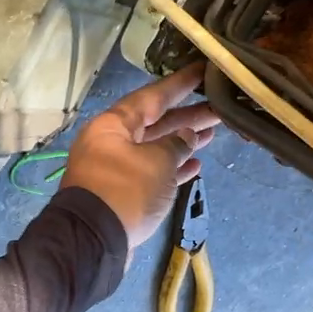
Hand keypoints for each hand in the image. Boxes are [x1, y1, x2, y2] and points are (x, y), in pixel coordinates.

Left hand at [59, 64, 220, 249]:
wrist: (92, 241)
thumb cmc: (125, 191)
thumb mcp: (157, 162)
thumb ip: (177, 144)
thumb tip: (187, 136)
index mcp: (112, 126)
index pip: (151, 97)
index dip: (179, 85)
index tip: (203, 70)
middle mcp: (109, 143)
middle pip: (153, 123)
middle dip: (186, 116)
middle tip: (219, 108)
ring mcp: (113, 169)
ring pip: (152, 148)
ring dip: (181, 142)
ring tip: (212, 134)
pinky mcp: (119, 193)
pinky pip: (149, 173)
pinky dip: (170, 169)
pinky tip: (194, 167)